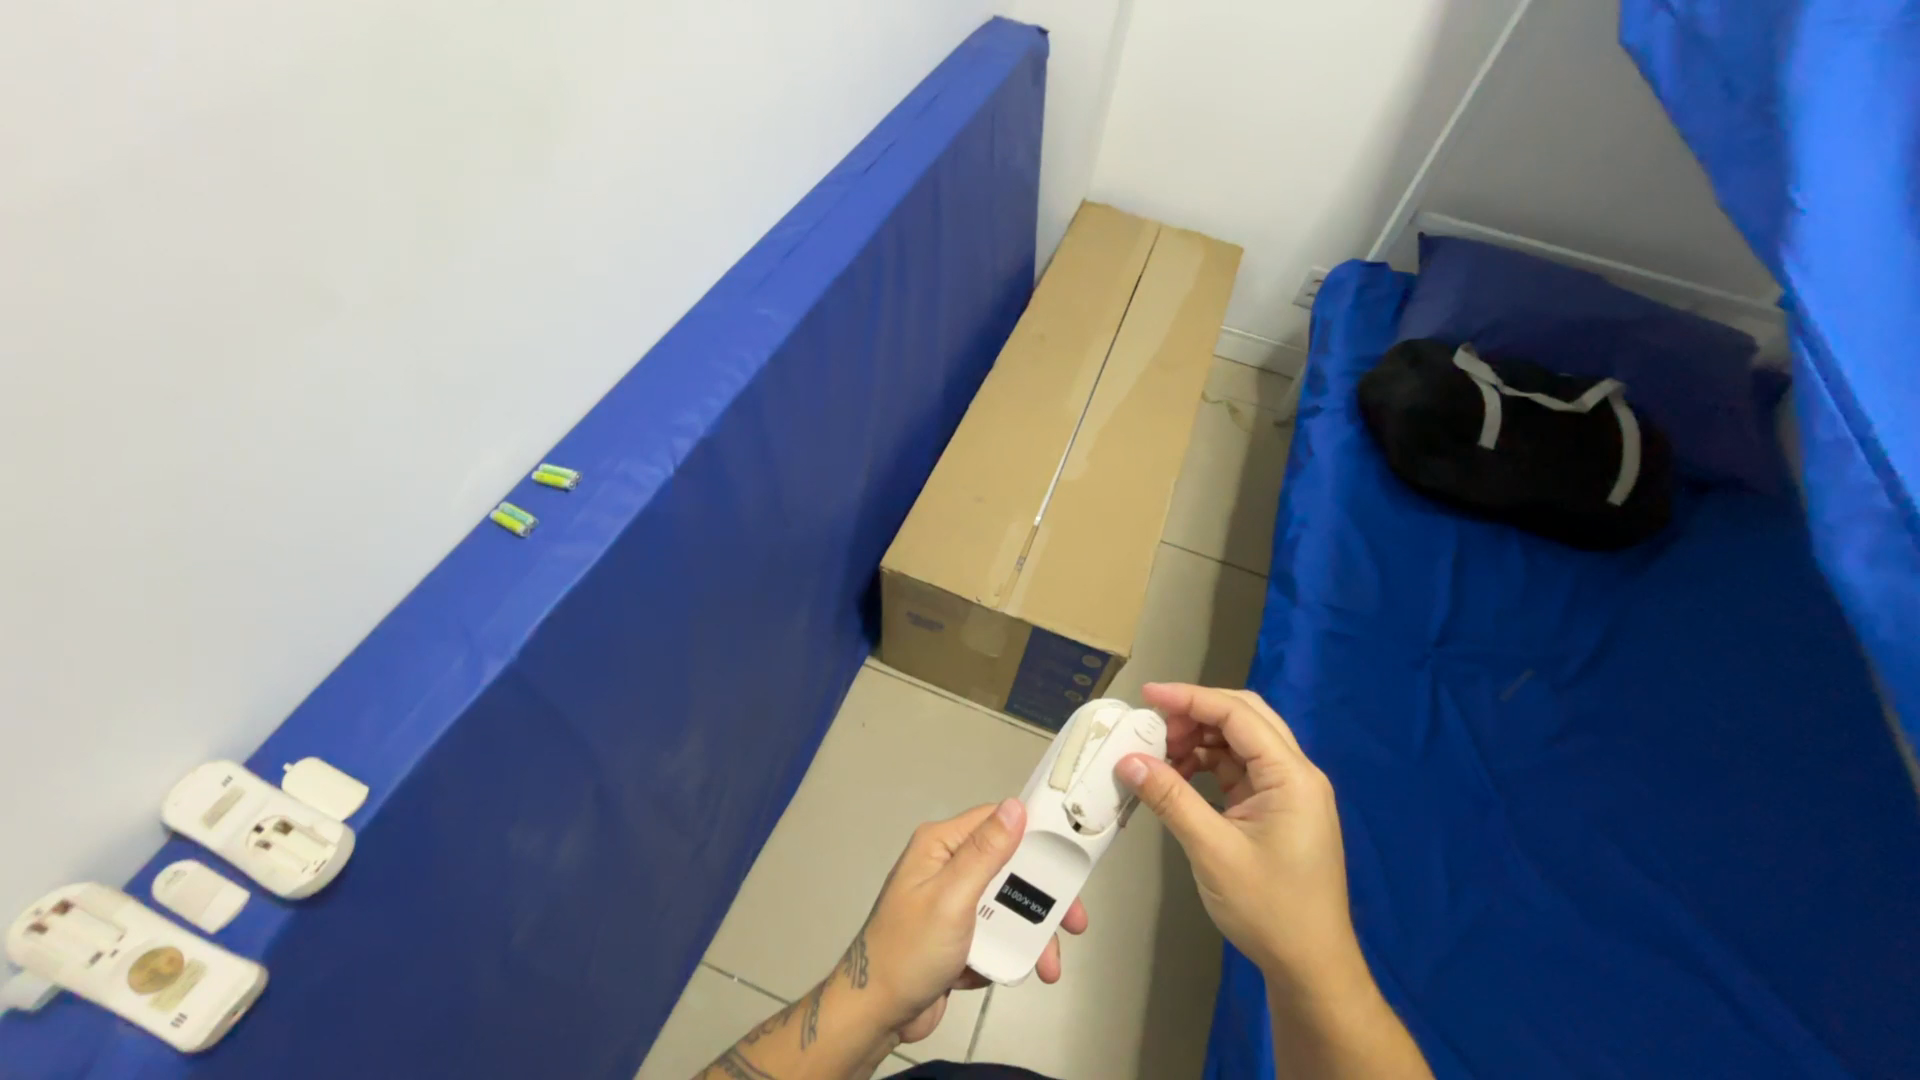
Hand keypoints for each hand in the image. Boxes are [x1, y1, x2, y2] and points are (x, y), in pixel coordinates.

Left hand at [845, 800, 1089, 1043]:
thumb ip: (986, 852)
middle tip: (1073, 923)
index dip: (1035, 836)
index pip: (996, 822)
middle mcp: (948, 866)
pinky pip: (996, 933)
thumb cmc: (909, 951)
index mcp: (941, 845)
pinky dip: (1009, 951)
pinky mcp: (958, 934)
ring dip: (1030, 934)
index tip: (1070, 856)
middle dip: (1042, 899)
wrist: (877, 1015)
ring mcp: (953, 902)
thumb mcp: (952, 898)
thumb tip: (1015, 805)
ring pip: (1007, 905)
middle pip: (1009, 868)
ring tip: (1049, 965)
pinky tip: (1016, 971)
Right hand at [1116, 683, 1366, 999]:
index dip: (1190, 699)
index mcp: (1292, 776)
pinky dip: (1208, 763)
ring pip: (1241, 740)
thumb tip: (1128, 760)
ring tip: (1161, 753)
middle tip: (1154, 726)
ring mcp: (1288, 791)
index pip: (1238, 714)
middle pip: (1245, 717)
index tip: (1147, 695)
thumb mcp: (1212, 851)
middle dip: (1197, 713)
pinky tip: (1179, 774)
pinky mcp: (1277, 808)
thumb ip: (1171, 799)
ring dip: (1201, 738)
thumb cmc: (1269, 909)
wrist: (1311, 966)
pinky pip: (1240, 768)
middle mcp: (1296, 774)